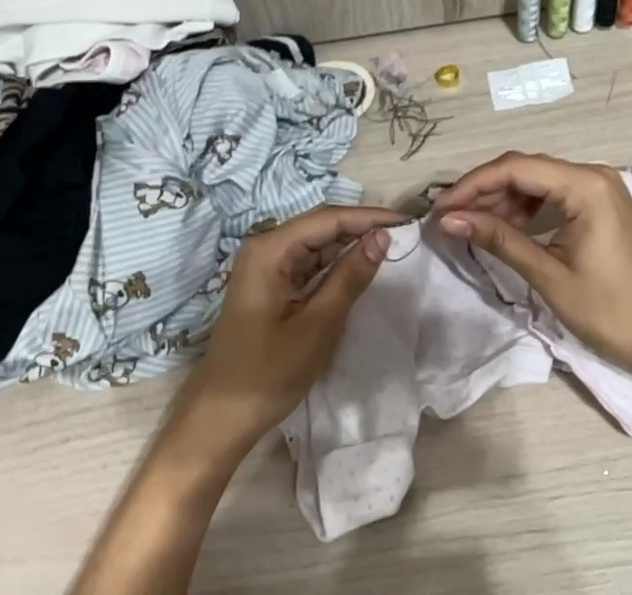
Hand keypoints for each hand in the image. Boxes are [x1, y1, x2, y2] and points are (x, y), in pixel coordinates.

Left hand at [170, 206, 402, 457]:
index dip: (369, 217)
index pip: (328, 219)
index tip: (408, 221)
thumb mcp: (318, 325)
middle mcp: (265, 248)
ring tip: (391, 247)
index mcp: (270, 250)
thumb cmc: (269, 371)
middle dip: (362, 226)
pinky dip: (335, 264)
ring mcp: (266, 267)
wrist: (223, 415)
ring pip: (316, 244)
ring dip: (350, 244)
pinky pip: (308, 263)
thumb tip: (382, 238)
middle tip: (406, 232)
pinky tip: (360, 268)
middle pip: (321, 226)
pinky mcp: (270, 286)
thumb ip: (350, 277)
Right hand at [435, 153, 631, 378]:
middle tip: (449, 218)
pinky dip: (523, 207)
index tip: (441, 208)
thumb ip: (499, 239)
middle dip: (483, 191)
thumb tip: (449, 220)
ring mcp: (599, 187)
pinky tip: (501, 226)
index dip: (472, 185)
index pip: (516, 169)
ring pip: (536, 180)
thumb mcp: (548, 275)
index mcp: (586, 186)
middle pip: (524, 169)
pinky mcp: (599, 203)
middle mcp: (594, 174)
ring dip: (500, 200)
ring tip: (468, 224)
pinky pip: (552, 193)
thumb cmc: (611, 311)